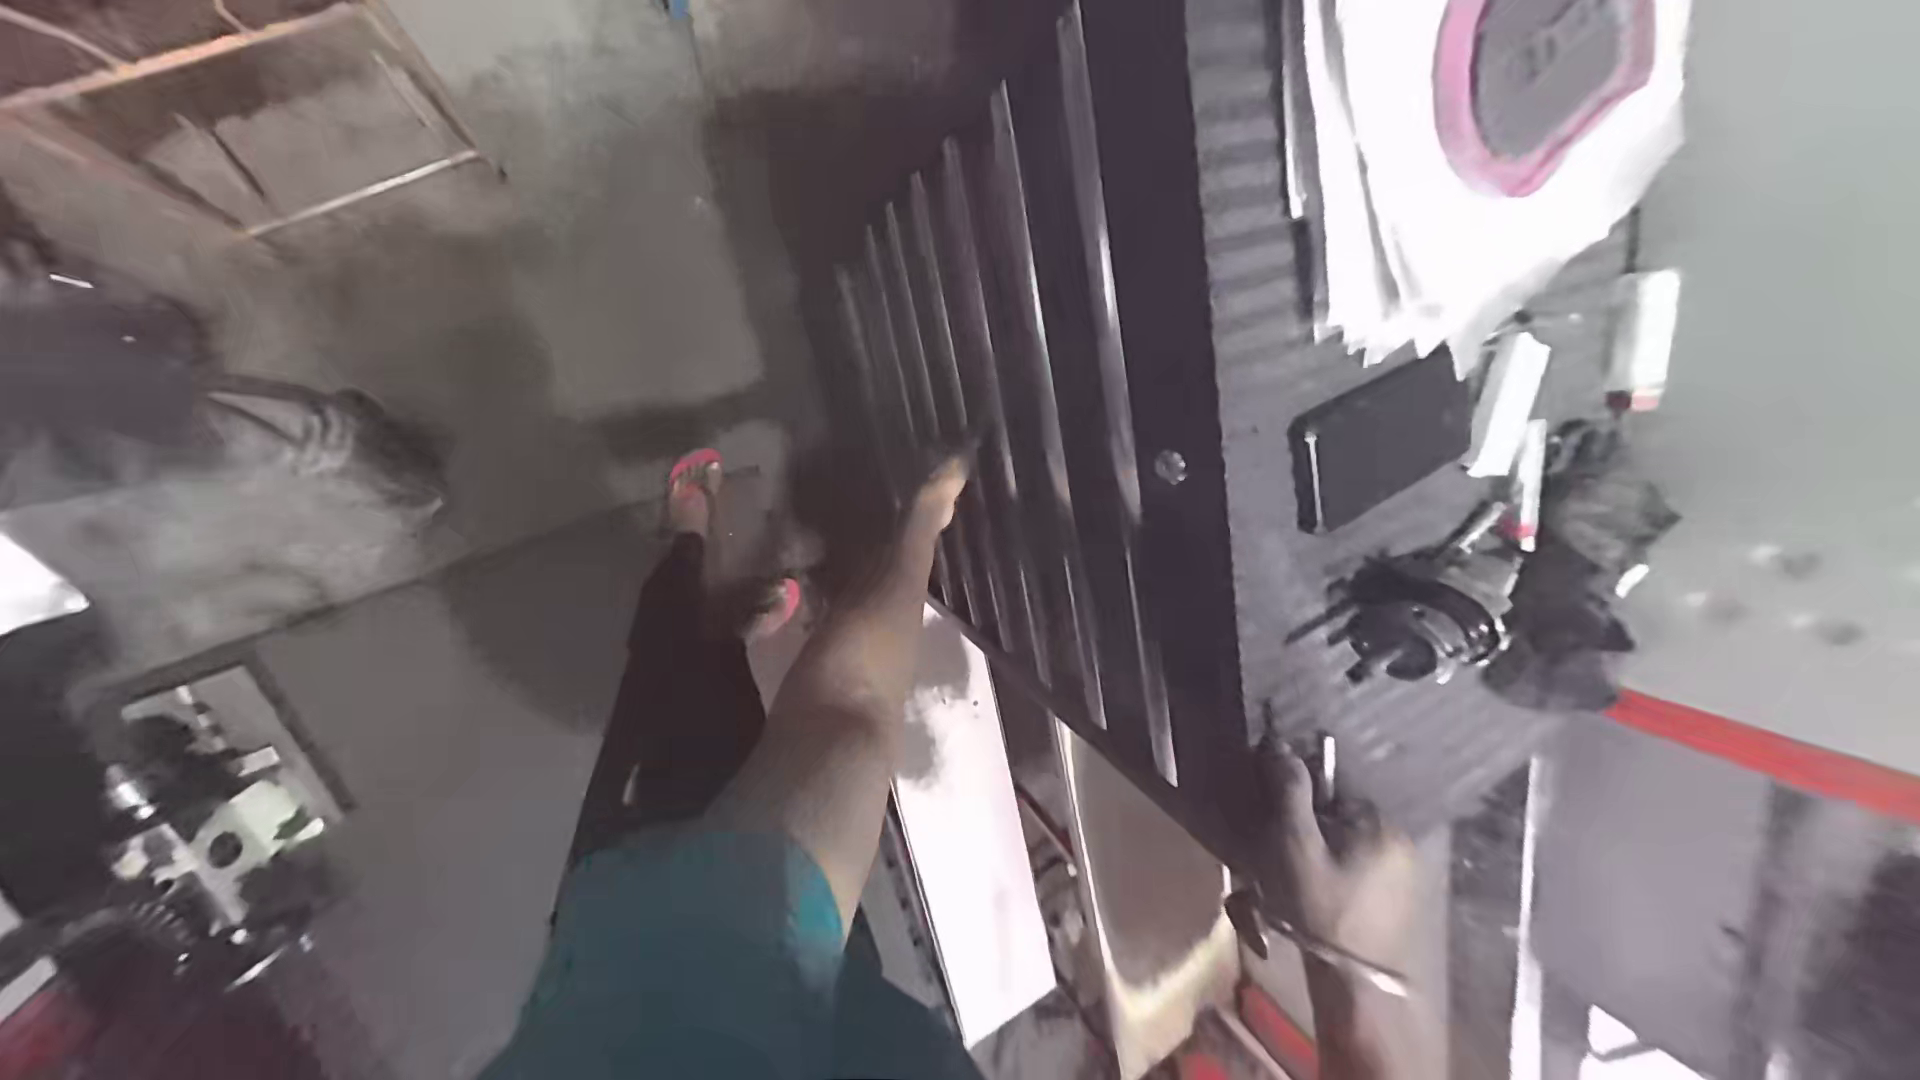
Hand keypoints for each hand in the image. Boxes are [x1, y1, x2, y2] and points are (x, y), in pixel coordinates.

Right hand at [1266, 747, 1419, 969]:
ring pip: (1345, 833)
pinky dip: (1332, 861)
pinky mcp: (1396, 892)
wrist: (1355, 987)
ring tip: (1294, 867)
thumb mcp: (1294, 843)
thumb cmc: (1322, 908)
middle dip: (1308, 818)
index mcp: (1383, 822)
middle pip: (1339, 807)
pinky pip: (1356, 857)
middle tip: (1281, 844)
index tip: (1276, 812)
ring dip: (1318, 841)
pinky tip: (1315, 883)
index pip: (1332, 783)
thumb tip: (1277, 741)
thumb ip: (1289, 790)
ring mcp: (1404, 869)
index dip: (1299, 793)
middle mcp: (1402, 839)